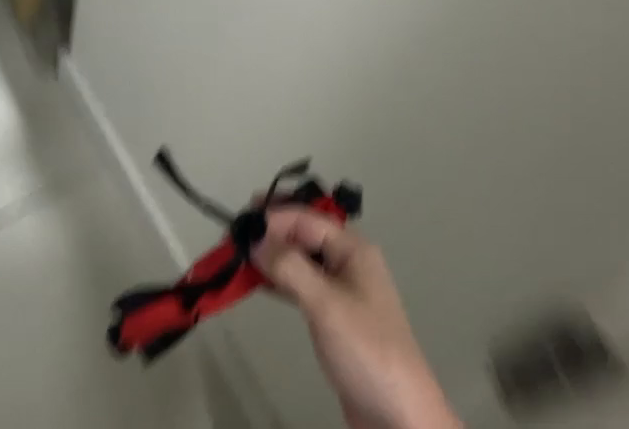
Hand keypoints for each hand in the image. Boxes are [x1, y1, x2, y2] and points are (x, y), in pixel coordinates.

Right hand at [253, 208, 460, 428]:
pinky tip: (256, 282)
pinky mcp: (332, 315)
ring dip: (271, 257)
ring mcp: (341, 290)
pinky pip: (300, 285)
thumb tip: (255, 237)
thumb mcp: (325, 304)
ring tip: (236, 258)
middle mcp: (348, 262)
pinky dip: (278, 280)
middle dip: (269, 233)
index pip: (306, 219)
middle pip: (304, 234)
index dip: (272, 218)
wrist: (397, 412)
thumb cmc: (365, 348)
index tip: (237, 226)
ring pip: (300, 260)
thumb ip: (289, 266)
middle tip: (231, 239)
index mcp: (354, 249)